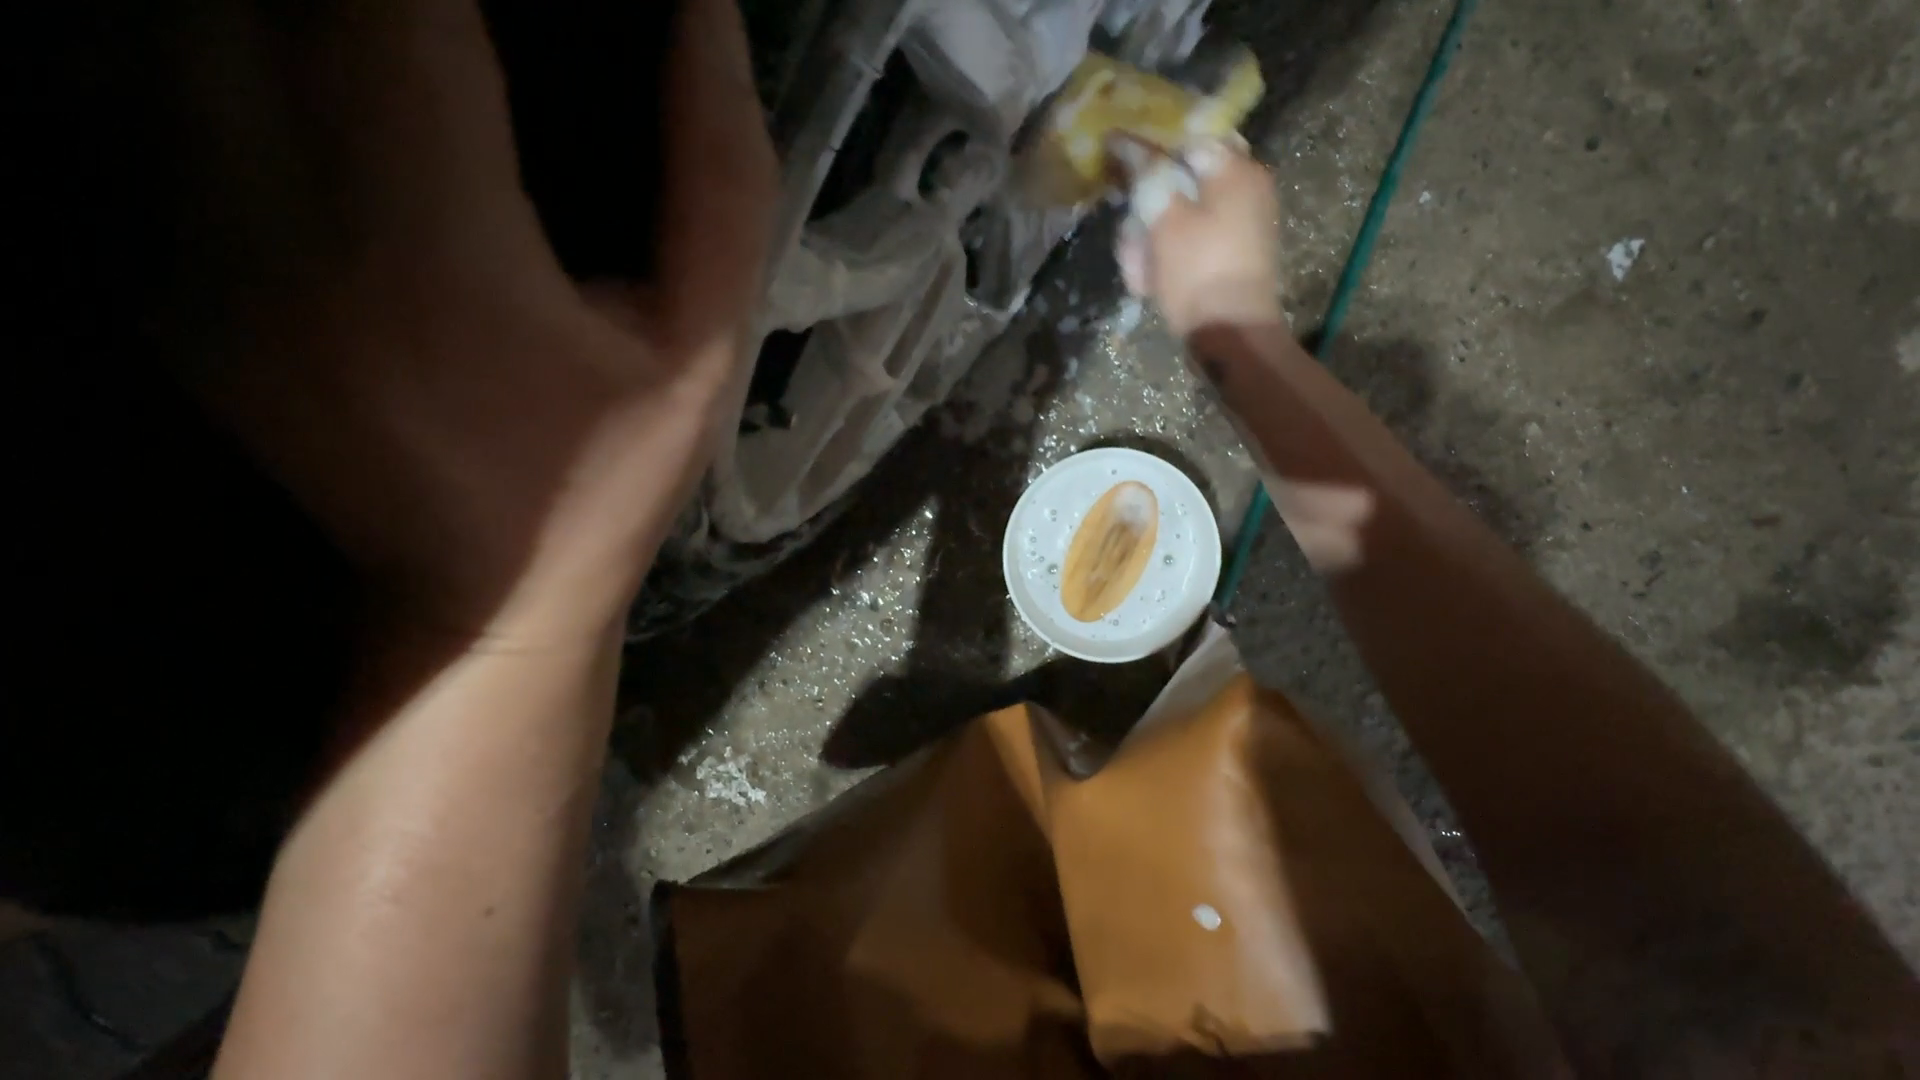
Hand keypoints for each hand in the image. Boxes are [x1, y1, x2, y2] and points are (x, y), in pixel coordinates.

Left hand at [172, 0, 774, 643]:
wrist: (480, 596)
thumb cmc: (614, 477)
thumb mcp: (705, 346)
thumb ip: (719, 181)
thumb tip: (704, 12)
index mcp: (437, 254)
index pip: (398, 10)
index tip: (538, 5)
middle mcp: (275, 224)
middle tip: (469, 31)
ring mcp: (185, 243)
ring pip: (173, 22)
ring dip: (296, 16)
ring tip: (418, 54)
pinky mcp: (153, 261)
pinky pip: (134, 76)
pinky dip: (224, 46)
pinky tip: (323, 78)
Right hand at [1115, 137, 1282, 337]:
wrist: (1232, 336)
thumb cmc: (1198, 273)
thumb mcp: (1164, 219)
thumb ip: (1146, 173)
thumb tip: (1124, 139)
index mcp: (1236, 169)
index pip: (1184, 138)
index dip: (1147, 151)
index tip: (1117, 170)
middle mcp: (1246, 187)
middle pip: (1180, 180)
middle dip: (1146, 210)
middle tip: (1131, 239)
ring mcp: (1242, 222)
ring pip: (1180, 215)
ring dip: (1151, 239)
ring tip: (1139, 273)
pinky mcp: (1233, 253)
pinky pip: (1191, 240)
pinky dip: (1168, 255)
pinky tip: (1152, 281)